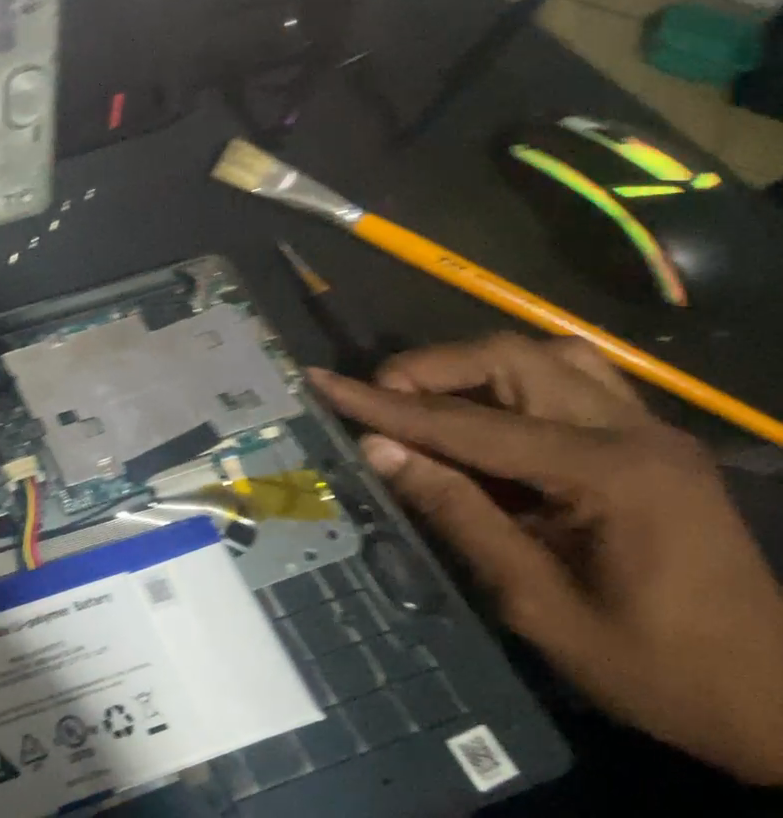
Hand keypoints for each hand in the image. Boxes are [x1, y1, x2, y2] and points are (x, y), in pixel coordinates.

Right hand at [310, 334, 782, 785]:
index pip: (467, 422)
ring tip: (425, 404)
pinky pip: (575, 378)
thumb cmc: (656, 668)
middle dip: (429, 370)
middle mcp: (634, 433)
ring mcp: (651, 432)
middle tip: (376, 404)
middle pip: (511, 359)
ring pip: (545, 355)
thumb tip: (378, 450)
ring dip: (473, 369)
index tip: (322, 383)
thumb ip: (458, 515)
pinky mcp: (652, 444)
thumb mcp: (537, 605)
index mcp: (609, 474)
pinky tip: (486, 416)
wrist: (778, 704)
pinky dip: (515, 381)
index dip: (384, 404)